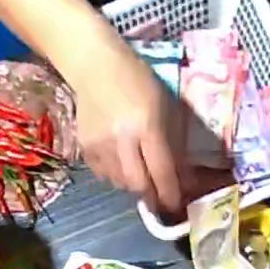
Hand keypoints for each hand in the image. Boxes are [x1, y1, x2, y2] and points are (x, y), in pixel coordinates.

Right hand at [70, 37, 185, 214]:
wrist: (95, 64)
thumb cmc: (139, 82)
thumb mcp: (167, 108)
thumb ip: (176, 146)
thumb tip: (185, 182)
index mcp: (146, 126)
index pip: (161, 172)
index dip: (170, 194)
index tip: (176, 204)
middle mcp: (121, 139)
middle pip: (139, 185)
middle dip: (152, 194)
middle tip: (160, 194)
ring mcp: (100, 145)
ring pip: (121, 183)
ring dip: (134, 183)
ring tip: (140, 170)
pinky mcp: (84, 148)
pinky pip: (104, 175)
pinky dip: (116, 175)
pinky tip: (121, 160)